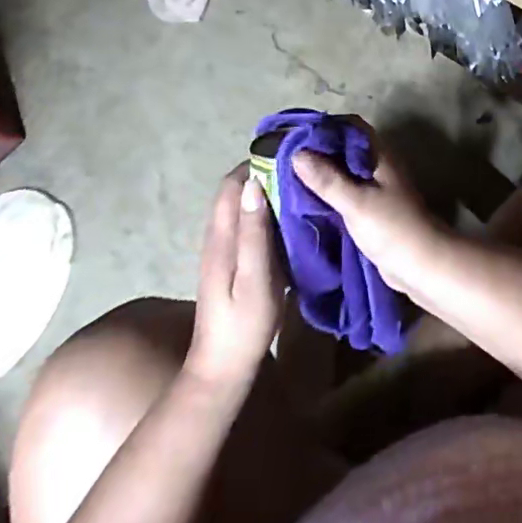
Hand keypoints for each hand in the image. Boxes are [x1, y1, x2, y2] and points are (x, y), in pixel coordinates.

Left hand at [183, 166, 282, 387]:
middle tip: (303, 169)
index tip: (290, 155)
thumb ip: (253, 231)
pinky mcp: (234, 261)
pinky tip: (292, 217)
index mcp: (222, 235)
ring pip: (243, 205)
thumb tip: (253, 183)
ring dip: (267, 190)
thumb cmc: (244, 322)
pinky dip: (268, 210)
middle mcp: (218, 235)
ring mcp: (224, 248)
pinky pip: (249, 222)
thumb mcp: (255, 277)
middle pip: (237, 190)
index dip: (257, 163)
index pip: (232, 182)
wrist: (223, 367)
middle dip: (265, 172)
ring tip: (302, 186)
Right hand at [291, 126, 444, 296]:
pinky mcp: (371, 208)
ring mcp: (376, 187)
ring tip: (289, 178)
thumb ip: (327, 178)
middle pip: (345, 148)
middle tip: (285, 159)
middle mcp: (378, 165)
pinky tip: (306, 200)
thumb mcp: (356, 202)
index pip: (351, 127)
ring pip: (344, 171)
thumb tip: (297, 153)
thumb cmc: (392, 229)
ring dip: (321, 173)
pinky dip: (328, 192)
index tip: (295, 135)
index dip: (325, 127)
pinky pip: (345, 192)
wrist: (421, 265)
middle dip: (318, 151)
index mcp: (379, 155)